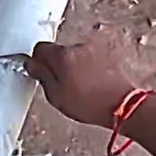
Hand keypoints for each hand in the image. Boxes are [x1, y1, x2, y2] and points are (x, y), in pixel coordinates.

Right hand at [27, 39, 143, 127]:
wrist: (122, 106)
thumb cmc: (89, 103)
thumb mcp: (55, 95)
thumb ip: (41, 75)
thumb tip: (33, 66)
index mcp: (62, 55)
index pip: (40, 48)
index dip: (36, 61)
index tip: (37, 72)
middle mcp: (78, 48)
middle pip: (57, 51)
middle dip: (54, 65)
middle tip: (57, 85)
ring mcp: (93, 52)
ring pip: (72, 56)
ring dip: (70, 68)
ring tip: (75, 88)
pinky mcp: (105, 58)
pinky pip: (86, 60)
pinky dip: (84, 70)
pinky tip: (87, 86)